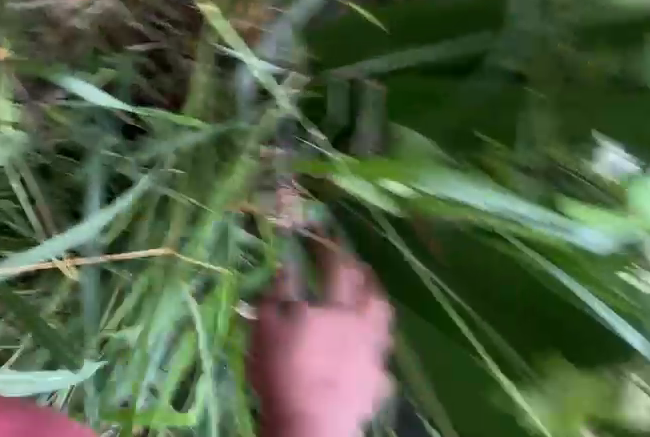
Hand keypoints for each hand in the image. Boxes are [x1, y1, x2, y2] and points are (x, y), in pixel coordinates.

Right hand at [250, 245, 394, 436]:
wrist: (310, 424)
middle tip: (355, 261)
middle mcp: (361, 327)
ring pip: (383, 321)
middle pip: (371, 293)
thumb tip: (285, 265)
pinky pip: (381, 350)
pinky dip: (374, 336)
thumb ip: (277, 292)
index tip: (325, 233)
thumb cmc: (280, 369)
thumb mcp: (265, 322)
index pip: (337, 268)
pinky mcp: (379, 381)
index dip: (331, 247)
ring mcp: (375, 356)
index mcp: (333, 308)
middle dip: (363, 272)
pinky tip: (364, 341)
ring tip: (369, 294)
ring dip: (376, 301)